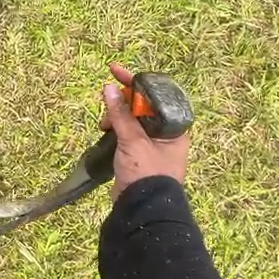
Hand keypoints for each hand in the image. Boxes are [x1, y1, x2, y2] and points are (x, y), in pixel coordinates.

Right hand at [100, 62, 190, 198]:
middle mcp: (166, 134)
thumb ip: (120, 114)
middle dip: (121, 102)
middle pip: (141, 105)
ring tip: (104, 127)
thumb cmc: (146, 172)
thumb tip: (108, 87)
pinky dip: (115, 129)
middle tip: (106, 108)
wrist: (143, 208)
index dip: (135, 82)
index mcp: (174, 128)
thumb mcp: (132, 140)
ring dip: (115, 117)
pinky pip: (126, 132)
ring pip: (131, 119)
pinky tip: (106, 133)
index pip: (155, 95)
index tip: (114, 70)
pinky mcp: (139, 154)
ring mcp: (152, 144)